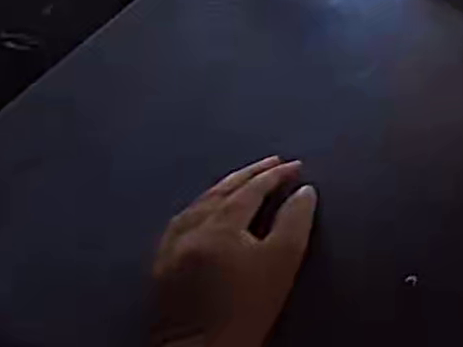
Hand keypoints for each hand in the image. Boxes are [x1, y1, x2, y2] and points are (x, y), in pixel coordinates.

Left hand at [150, 156, 317, 346]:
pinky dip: (200, 209)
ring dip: (221, 190)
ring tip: (243, 181)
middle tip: (273, 162)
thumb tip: (302, 191)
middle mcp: (187, 237)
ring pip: (194, 210)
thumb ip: (296, 216)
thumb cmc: (250, 301)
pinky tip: (208, 210)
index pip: (249, 191)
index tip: (298, 165)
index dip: (276, 175)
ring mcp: (167, 256)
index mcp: (217, 231)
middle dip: (247, 176)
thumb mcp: (286, 255)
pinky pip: (179, 227)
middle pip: (217, 196)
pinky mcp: (160, 273)